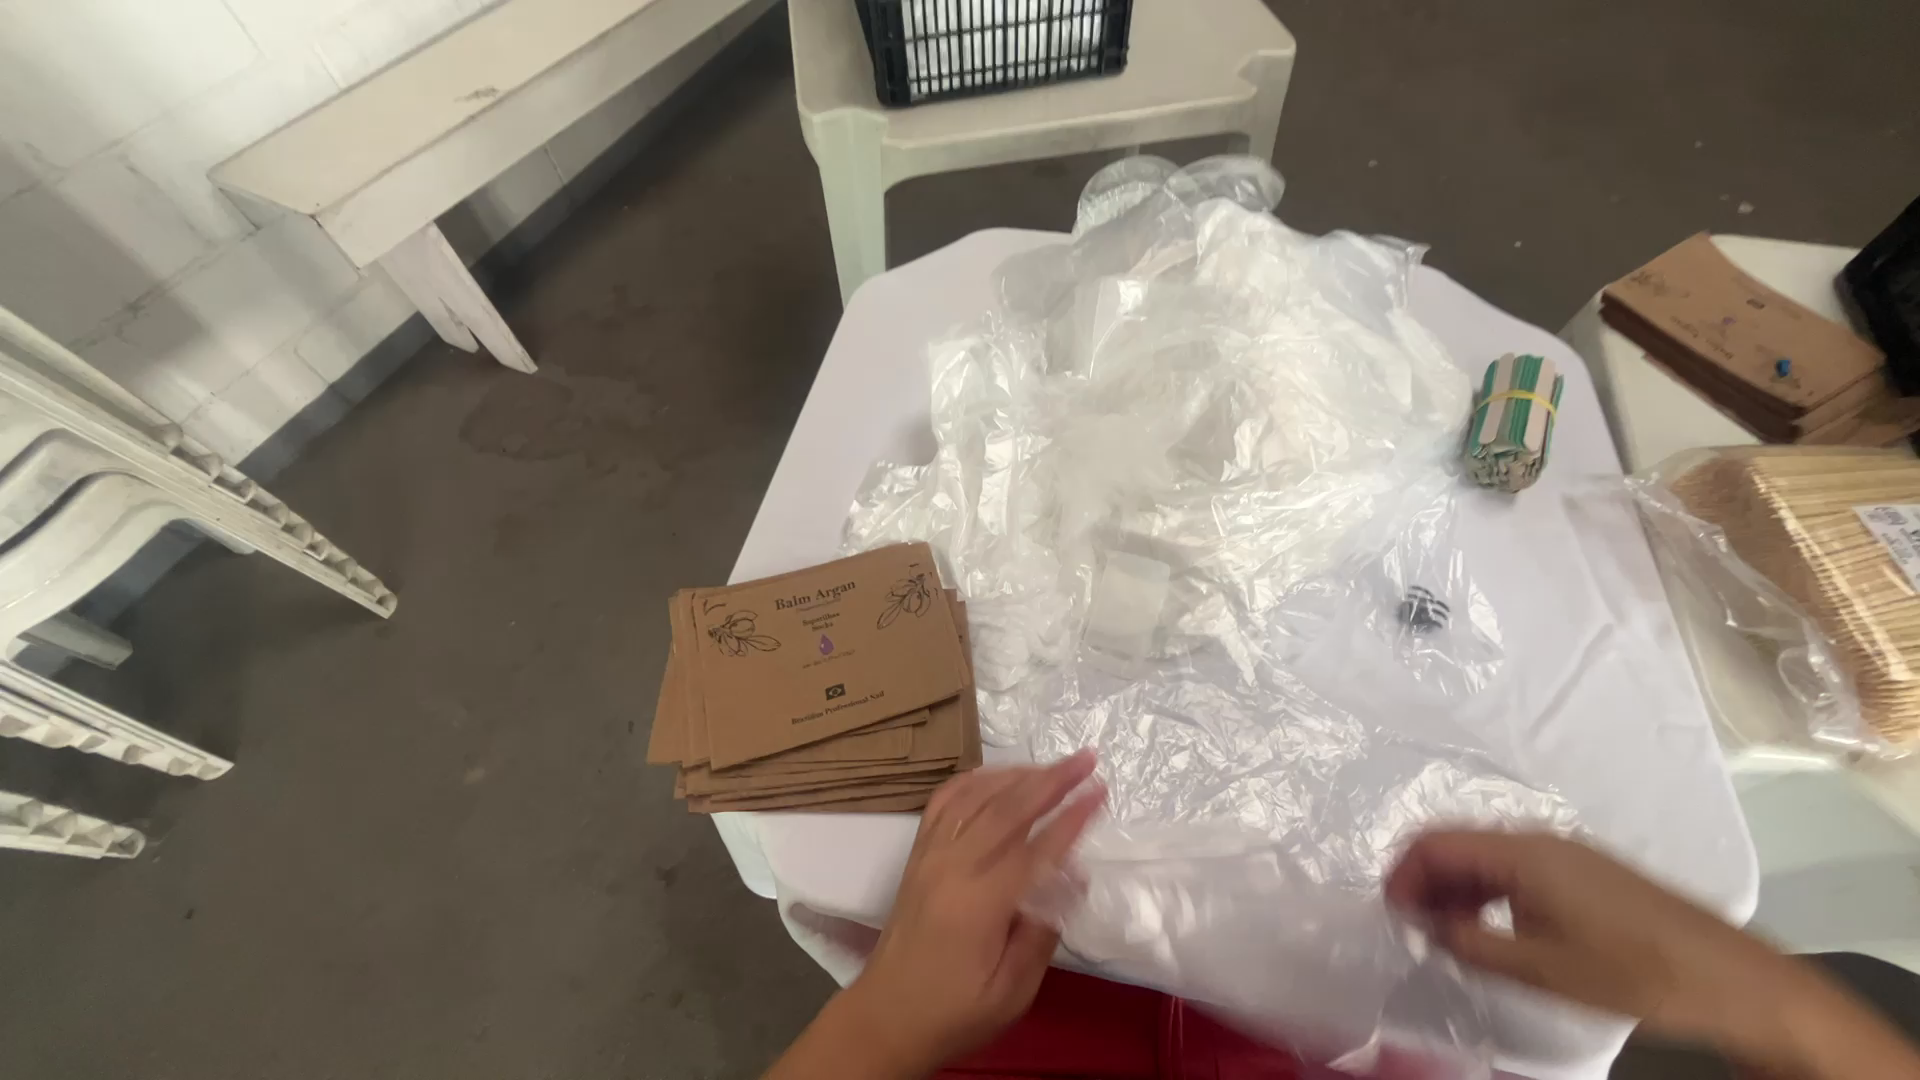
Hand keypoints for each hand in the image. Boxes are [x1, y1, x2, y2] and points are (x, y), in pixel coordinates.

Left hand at [820, 753, 1105, 1077]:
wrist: (887, 1015)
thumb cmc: (955, 1010)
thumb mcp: (1011, 992)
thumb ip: (1042, 933)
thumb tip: (1070, 879)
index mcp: (979, 903)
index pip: (1035, 848)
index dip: (1071, 817)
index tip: (1099, 791)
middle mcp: (952, 865)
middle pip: (1007, 808)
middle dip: (1052, 779)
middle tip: (1086, 759)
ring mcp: (930, 853)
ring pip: (976, 794)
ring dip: (1017, 773)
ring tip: (1052, 766)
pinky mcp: (918, 852)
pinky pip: (945, 800)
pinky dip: (974, 779)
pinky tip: (997, 775)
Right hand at [1385, 830, 1919, 1078]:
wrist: (1744, 984)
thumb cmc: (1637, 971)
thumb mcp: (1542, 969)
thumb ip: (1470, 943)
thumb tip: (1422, 924)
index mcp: (1521, 850)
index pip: (1434, 842)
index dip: (1403, 874)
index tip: (1393, 913)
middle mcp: (1537, 838)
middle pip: (1456, 844)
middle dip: (1425, 881)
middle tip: (1415, 926)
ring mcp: (1563, 850)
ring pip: (1484, 856)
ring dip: (1456, 888)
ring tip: (1450, 932)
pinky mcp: (1583, 869)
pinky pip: (1514, 867)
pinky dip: (1488, 891)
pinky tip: (1495, 927)